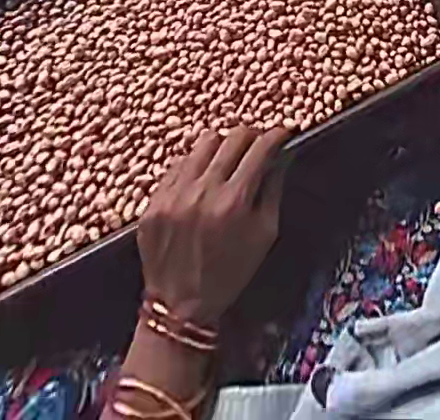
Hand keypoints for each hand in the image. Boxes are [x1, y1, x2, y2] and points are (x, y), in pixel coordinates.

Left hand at [138, 127, 288, 325]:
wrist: (179, 308)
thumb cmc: (230, 273)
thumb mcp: (264, 235)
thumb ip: (273, 189)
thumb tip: (282, 154)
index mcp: (234, 202)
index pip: (260, 148)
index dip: (276, 134)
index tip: (284, 132)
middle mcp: (203, 191)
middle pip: (233, 137)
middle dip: (252, 135)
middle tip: (259, 143)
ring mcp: (175, 193)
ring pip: (204, 142)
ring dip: (223, 144)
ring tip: (229, 156)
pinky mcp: (155, 199)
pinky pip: (179, 164)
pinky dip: (197, 164)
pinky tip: (203, 176)